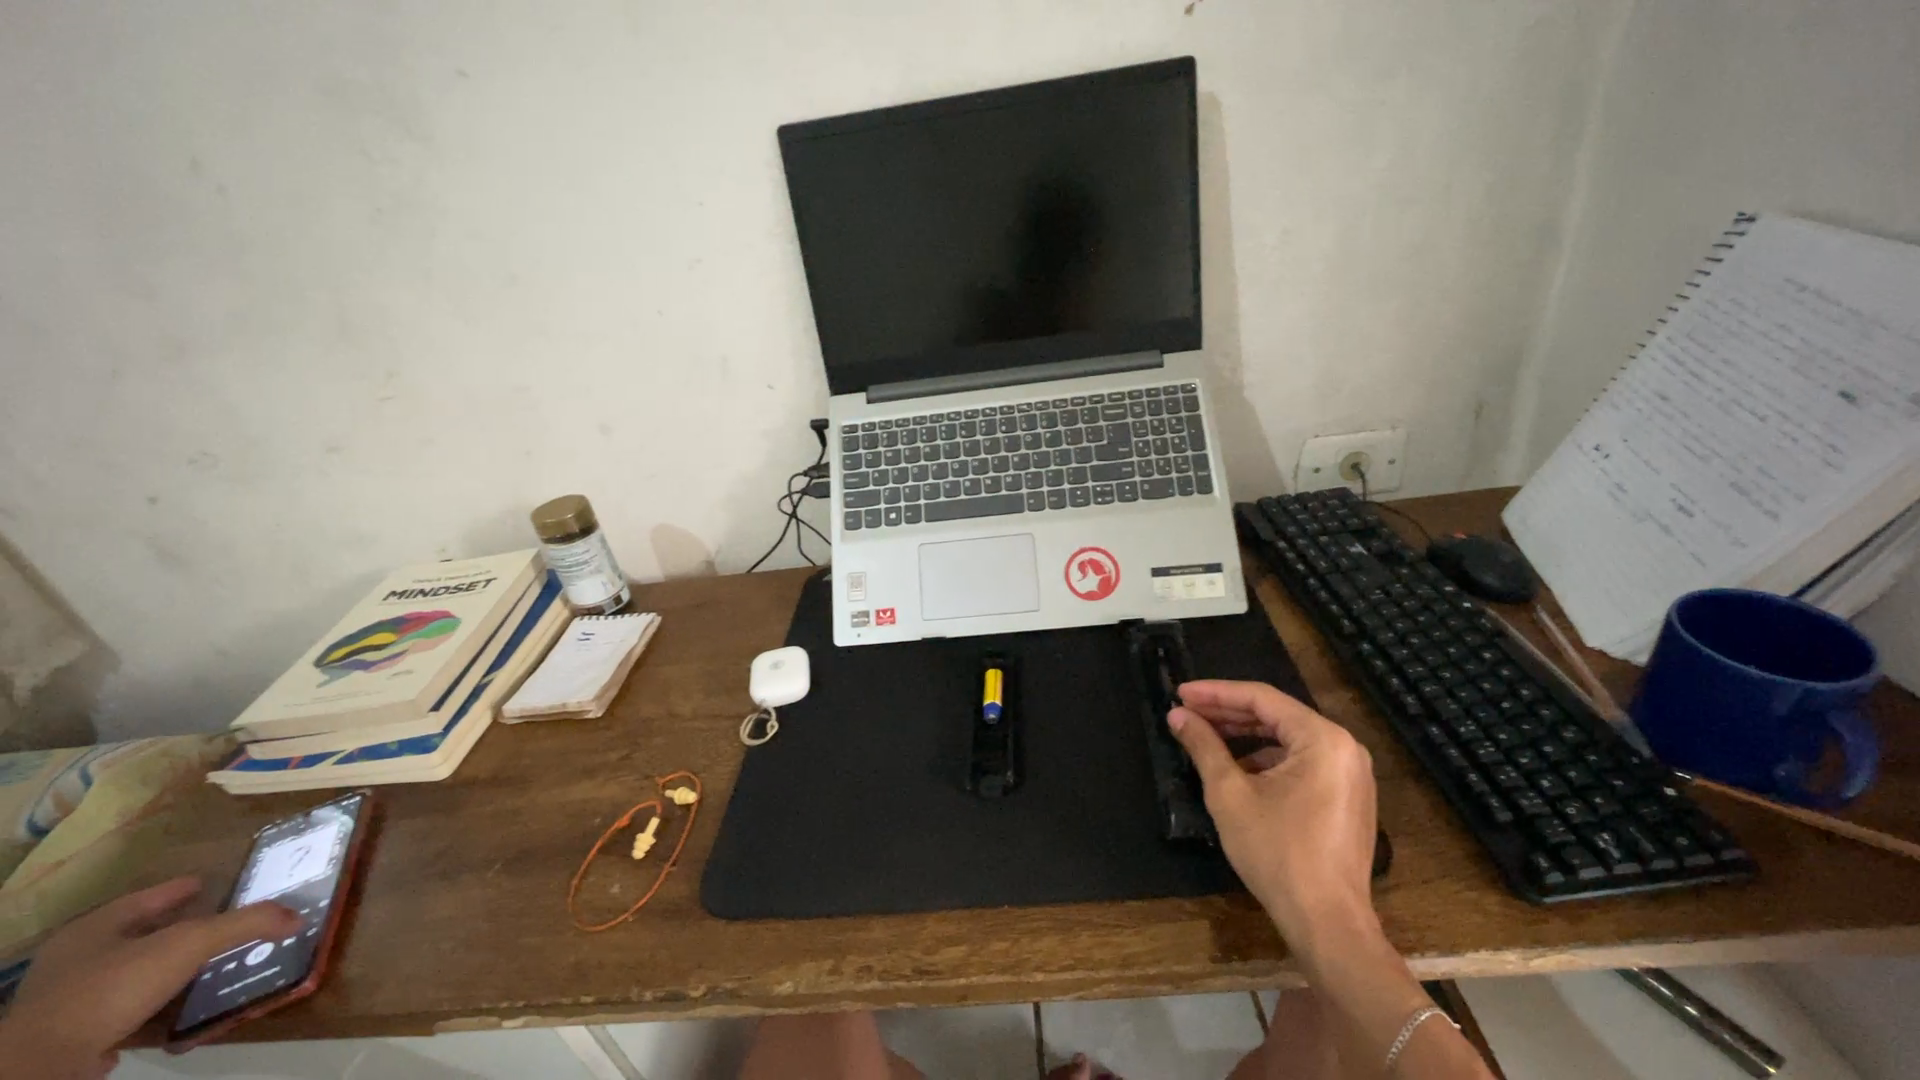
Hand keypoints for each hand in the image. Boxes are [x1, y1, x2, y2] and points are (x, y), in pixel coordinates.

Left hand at [0, 877, 298, 1077]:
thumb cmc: (113, 987)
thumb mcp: (188, 945)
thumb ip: (243, 925)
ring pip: (129, 975)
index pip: (146, 898)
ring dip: (165, 973)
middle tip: (216, 926)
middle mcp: (76, 959)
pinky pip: (122, 1013)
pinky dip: (151, 1009)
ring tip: (205, 970)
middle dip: (175, 930)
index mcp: (95, 927)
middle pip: (137, 935)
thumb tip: (296, 914)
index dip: (179, 889)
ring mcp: (68, 1000)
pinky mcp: (71, 1036)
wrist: (43, 1062)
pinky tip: (174, 1014)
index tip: (207, 883)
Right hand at [1168, 680, 1378, 945]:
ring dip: (1247, 736)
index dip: (1216, 693)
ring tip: (1206, 736)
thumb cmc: (1276, 852)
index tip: (1179, 693)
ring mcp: (1352, 773)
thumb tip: (1177, 716)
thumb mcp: (1230, 794)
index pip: (1262, 699)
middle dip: (1229, 713)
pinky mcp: (1348, 796)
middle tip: (1187, 712)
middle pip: (1278, 716)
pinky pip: (1303, 762)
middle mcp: (1345, 747)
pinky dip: (1269, 759)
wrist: (1326, 920)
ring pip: (1290, 739)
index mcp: (1323, 738)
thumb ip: (1204, 747)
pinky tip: (1237, 768)